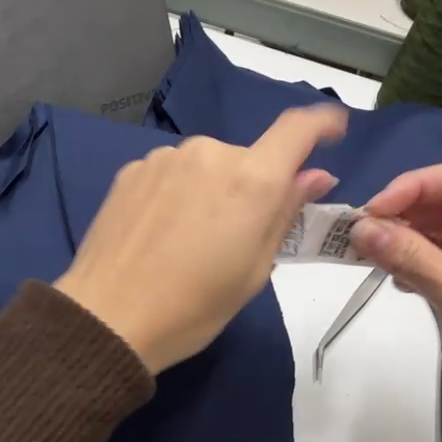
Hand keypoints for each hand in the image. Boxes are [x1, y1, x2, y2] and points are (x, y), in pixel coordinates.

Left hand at [55, 105, 347, 371]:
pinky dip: (178, 195)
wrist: (108, 318)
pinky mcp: (131, 171)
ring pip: (207, 167)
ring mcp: (165, 158)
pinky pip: (172, 174)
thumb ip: (286, 213)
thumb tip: (314, 176)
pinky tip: (160, 234)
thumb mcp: (255, 270)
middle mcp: (210, 153)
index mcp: (251, 179)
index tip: (334, 131)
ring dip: (211, 191)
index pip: (297, 129)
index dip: (322, 124)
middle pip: (248, 159)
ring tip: (191, 241)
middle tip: (237, 237)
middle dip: (252, 187)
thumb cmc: (194, 307)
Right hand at [349, 162, 441, 429]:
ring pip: (437, 233)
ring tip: (368, 256)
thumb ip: (409, 256)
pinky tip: (395, 279)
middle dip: (402, 216)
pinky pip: (439, 260)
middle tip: (358, 236)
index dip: (410, 188)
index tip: (370, 211)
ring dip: (404, 241)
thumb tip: (357, 228)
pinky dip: (414, 265)